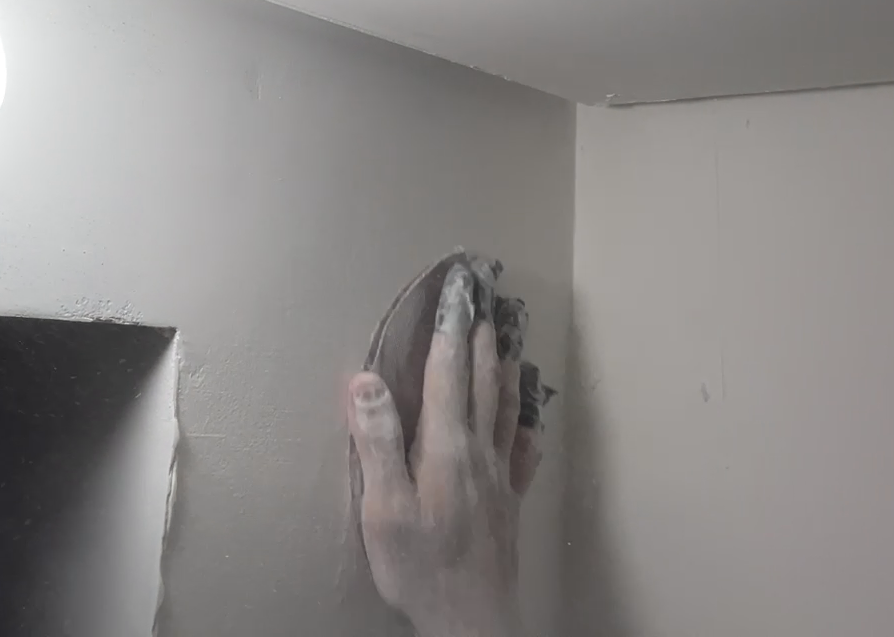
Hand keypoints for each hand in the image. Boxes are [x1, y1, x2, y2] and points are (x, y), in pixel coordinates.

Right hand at [347, 265, 542, 636]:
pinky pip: (518, 452)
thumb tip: (366, 379)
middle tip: (482, 296)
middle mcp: (477, 451)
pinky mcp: (507, 503)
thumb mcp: (384, 506)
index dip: (450, 328)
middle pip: (481, 381)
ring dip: (502, 367)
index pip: (447, 372)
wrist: (471, 628)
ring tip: (505, 338)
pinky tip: (527, 419)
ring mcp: (498, 477)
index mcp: (445, 445)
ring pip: (504, 408)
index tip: (456, 290)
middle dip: (479, 335)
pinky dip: (522, 425)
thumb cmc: (420, 565)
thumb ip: (378, 440)